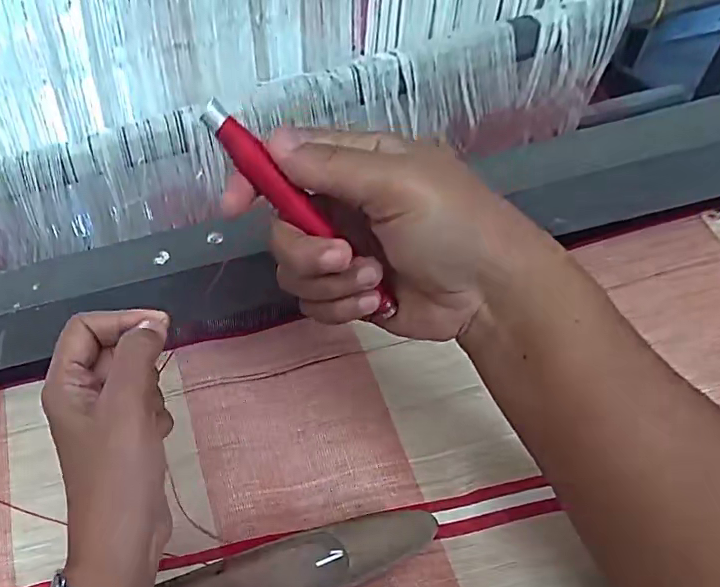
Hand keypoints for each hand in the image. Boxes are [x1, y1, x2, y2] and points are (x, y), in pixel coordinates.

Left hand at [41, 310, 174, 586]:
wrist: (124, 540)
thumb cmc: (118, 475)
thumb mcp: (127, 406)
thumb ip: (137, 355)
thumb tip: (152, 323)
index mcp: (64, 386)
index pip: (85, 328)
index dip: (122, 321)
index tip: (162, 329)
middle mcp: (78, 400)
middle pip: (111, 353)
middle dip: (140, 365)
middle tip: (154, 389)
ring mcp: (100, 423)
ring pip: (132, 381)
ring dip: (151, 392)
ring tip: (152, 421)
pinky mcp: (122, 442)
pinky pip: (142, 408)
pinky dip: (154, 415)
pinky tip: (158, 436)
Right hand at [219, 128, 569, 343]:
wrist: (485, 294)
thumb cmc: (455, 226)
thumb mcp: (398, 183)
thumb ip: (333, 166)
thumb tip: (276, 145)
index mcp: (354, 167)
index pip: (286, 164)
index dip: (254, 181)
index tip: (234, 207)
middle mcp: (340, 209)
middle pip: (282, 231)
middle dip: (307, 252)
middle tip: (343, 257)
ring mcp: (342, 254)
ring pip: (294, 274)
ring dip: (331, 285)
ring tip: (373, 282)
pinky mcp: (346, 294)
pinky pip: (313, 304)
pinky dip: (340, 308)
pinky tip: (374, 304)